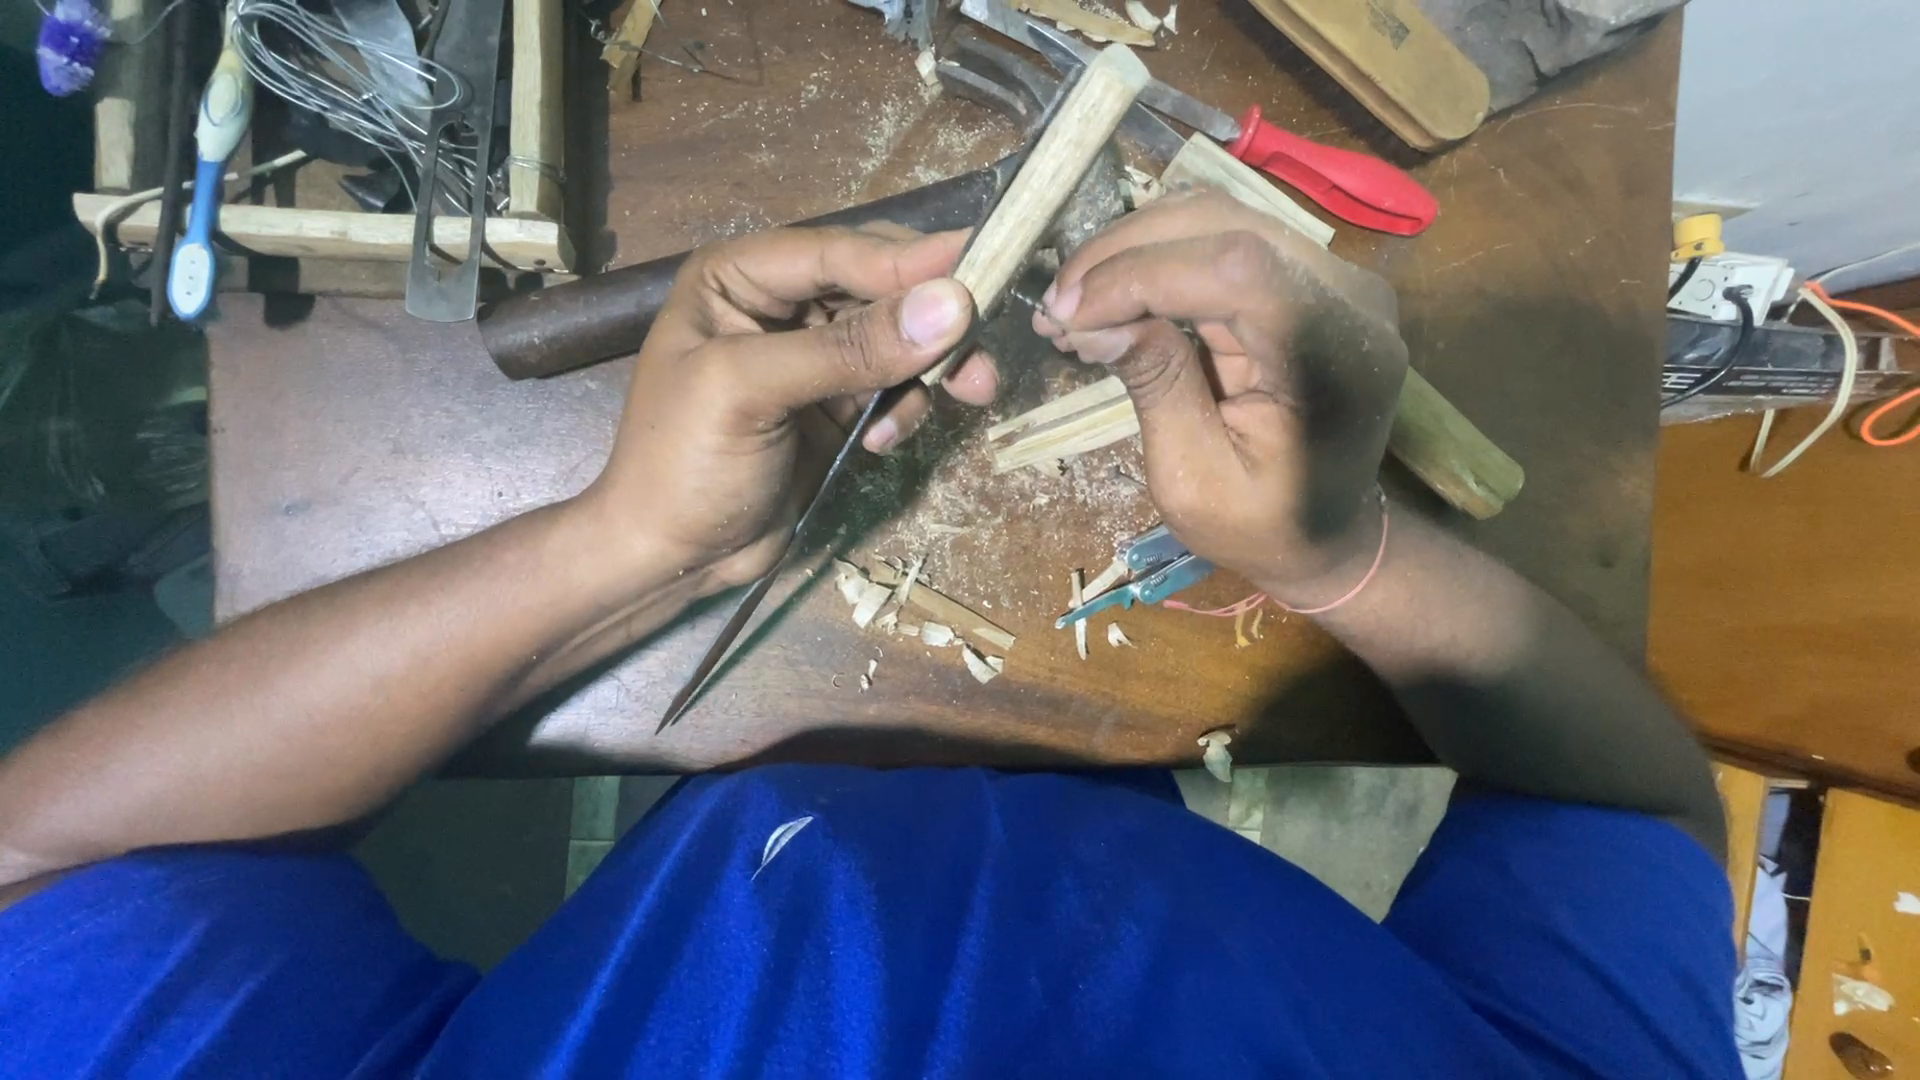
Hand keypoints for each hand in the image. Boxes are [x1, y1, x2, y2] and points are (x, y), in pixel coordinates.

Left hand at [584, 225, 998, 590]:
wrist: (674, 556)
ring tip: (966, 396)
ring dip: (928, 372)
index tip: (980, 266)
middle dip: (929, 322)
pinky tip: (880, 444)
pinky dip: (901, 412)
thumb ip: (848, 349)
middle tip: (982, 349)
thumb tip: (951, 307)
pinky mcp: (836, 408)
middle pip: (877, 292)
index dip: (907, 260)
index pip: (837, 252)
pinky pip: (892, 391)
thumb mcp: (752, 391)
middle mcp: (781, 309)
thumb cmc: (686, 463)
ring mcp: (812, 361)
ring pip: (896, 343)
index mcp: (739, 279)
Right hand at [1033, 191, 1407, 604]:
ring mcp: (1331, 278)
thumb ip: (1156, 387)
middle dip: (1120, 257)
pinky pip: (1219, 241)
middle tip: (1054, 309)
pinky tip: (1108, 297)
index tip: (1066, 317)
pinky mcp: (1303, 278)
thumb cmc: (1262, 526)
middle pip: (1223, 225)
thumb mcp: (1194, 479)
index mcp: (1334, 356)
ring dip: (1128, 253)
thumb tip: (1091, 319)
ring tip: (1071, 305)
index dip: (1138, 277)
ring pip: (1215, 219)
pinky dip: (1152, 261)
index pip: (1236, 269)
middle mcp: (1347, 296)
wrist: (1328, 535)